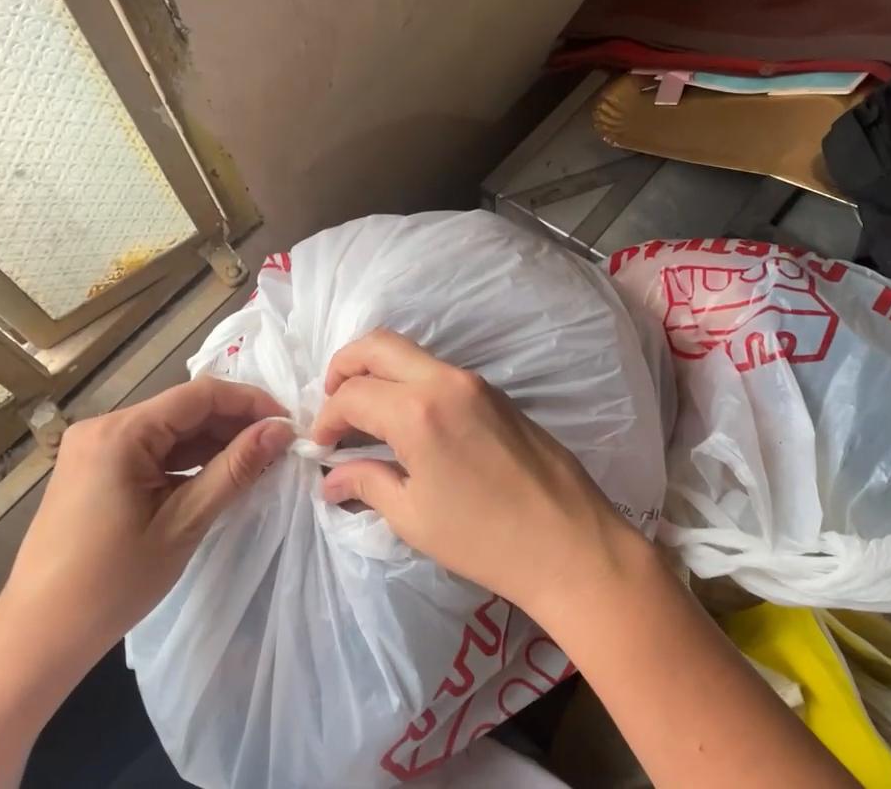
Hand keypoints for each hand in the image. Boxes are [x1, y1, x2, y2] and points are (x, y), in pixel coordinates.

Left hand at [0, 378, 292, 670]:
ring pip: (169, 430)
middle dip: (234, 424)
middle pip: (183, 409)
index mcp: (120, 432)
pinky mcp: (93, 470)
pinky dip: (186, 460)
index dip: (250, 403)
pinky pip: (151, 451)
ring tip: (256, 463)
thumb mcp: (184, 523)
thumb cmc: (112, 582)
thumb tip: (281, 430)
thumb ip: (235, 469)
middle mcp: (103, 427)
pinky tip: (217, 477)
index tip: (289, 425)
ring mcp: (95, 448)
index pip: (199, 396)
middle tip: (279, 448)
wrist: (39, 636)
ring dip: (213, 443)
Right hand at [310, 328, 649, 619]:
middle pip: (379, 346)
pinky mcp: (498, 395)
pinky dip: (411, 385)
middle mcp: (445, 381)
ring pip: (412, 355)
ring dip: (380, 374)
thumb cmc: (485, 539)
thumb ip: (367, 483)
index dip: (326, 418)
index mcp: (417, 411)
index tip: (319, 447)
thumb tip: (332, 478)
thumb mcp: (414, 517)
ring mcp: (476, 383)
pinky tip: (408, 425)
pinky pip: (440, 373)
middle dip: (344, 367)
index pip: (353, 394)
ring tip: (366, 417)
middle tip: (332, 404)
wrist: (571, 544)